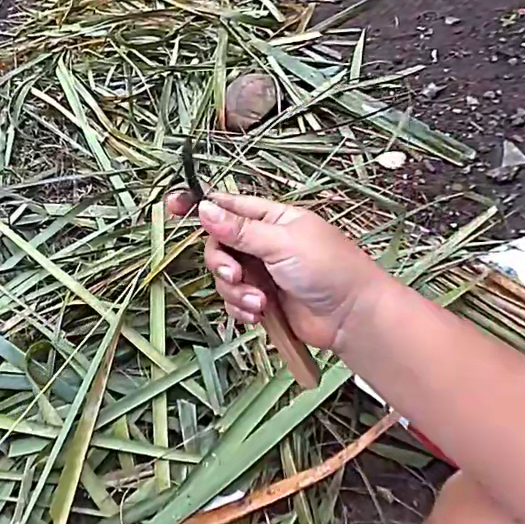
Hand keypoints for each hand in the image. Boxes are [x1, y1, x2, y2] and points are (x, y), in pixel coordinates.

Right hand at [168, 190, 392, 351]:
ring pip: (225, 278)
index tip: (173, 206)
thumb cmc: (328, 269)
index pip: (228, 206)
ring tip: (260, 302)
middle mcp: (263, 244)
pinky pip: (235, 302)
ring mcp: (263, 273)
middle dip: (222, 263)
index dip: (201, 206)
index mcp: (271, 219)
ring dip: (236, 292)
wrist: (351, 317)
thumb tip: (204, 208)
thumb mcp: (282, 243)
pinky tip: (260, 314)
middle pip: (219, 246)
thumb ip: (240, 230)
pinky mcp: (263, 301)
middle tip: (236, 274)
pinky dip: (243, 309)